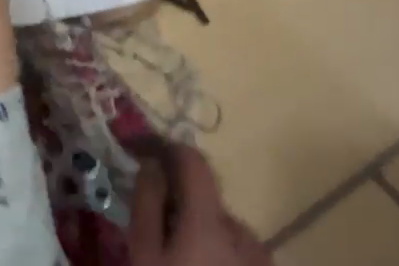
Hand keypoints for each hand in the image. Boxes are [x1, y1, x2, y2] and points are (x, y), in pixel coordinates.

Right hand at [128, 142, 271, 265]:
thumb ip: (147, 201)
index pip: (194, 161)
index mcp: (211, 223)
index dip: (163, 144)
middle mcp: (245, 234)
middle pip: (205, 197)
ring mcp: (262, 260)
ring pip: (220, 225)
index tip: (135, 146)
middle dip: (175, 197)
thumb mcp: (144, 251)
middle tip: (148, 217)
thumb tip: (152, 164)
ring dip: (194, 225)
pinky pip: (235, 249)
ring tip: (172, 253)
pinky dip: (212, 247)